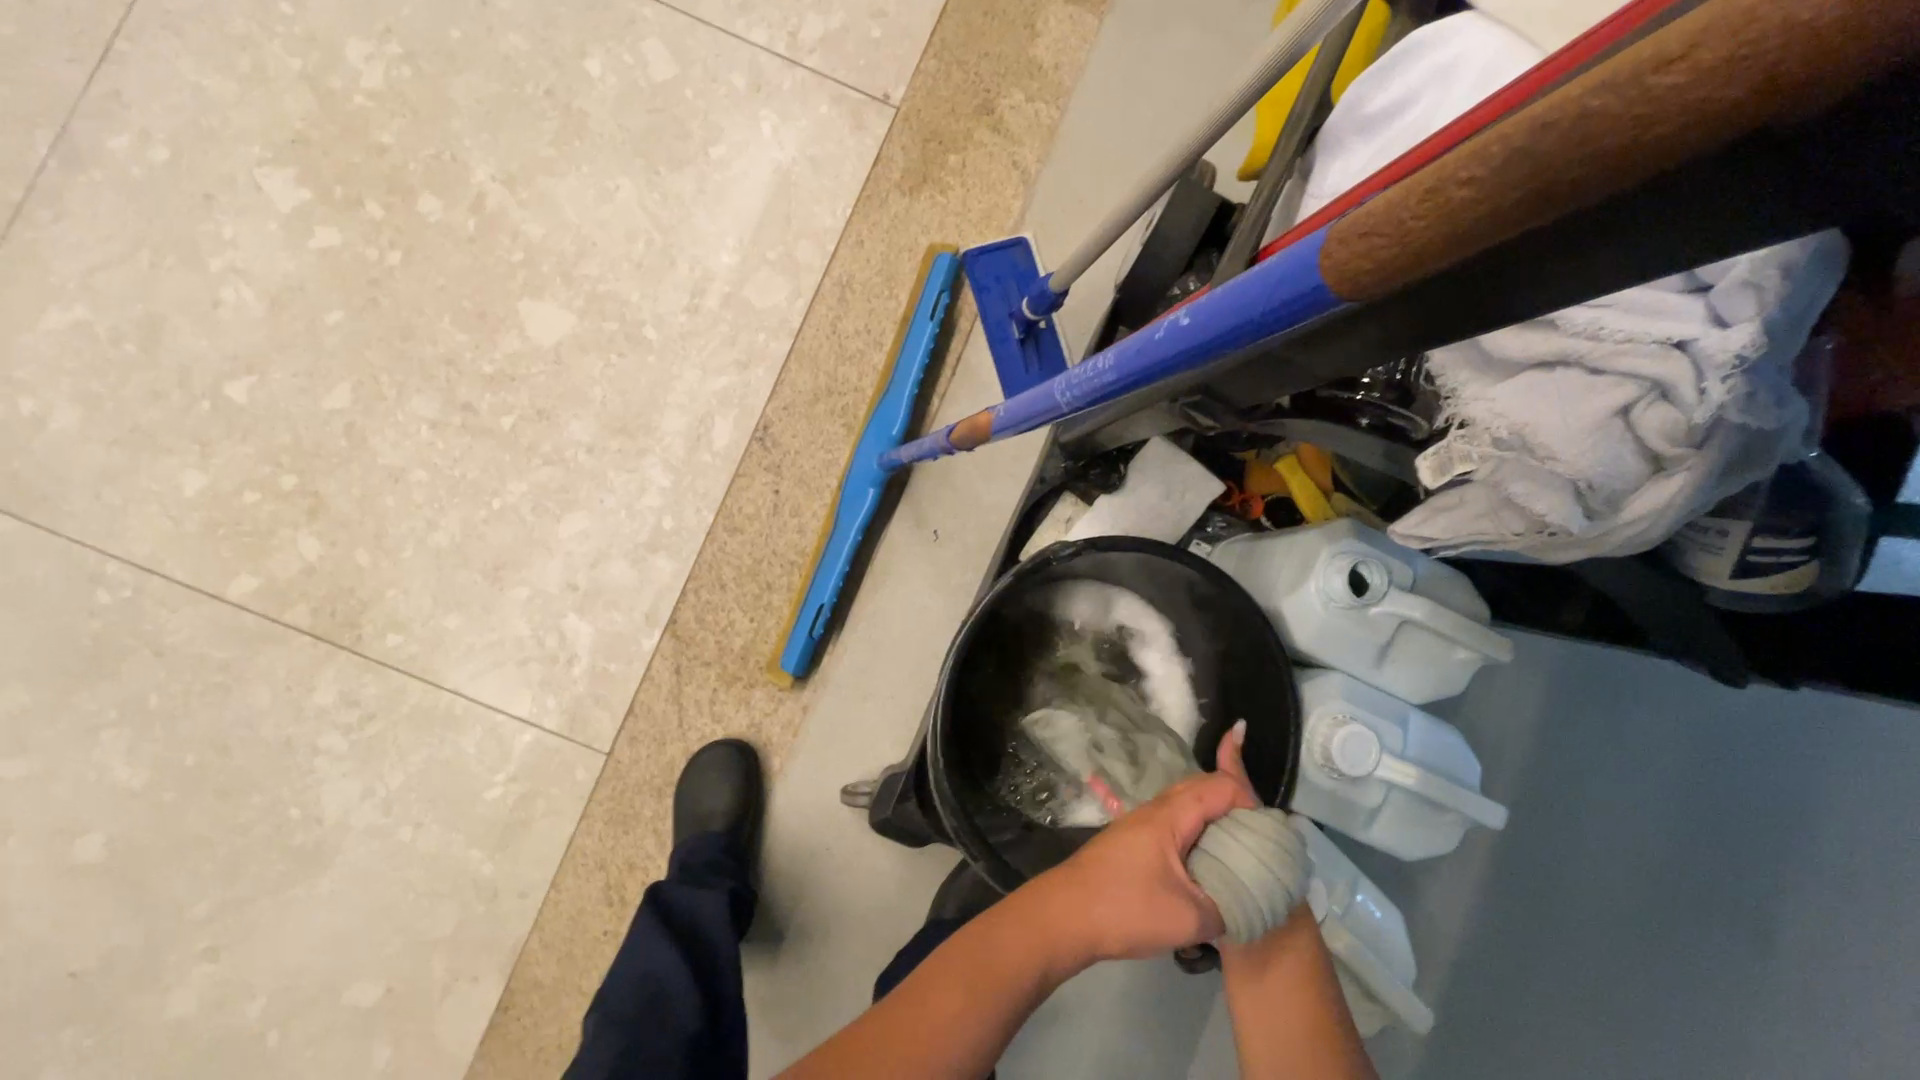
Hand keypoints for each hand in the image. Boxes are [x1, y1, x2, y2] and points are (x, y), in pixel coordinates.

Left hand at [1031, 722, 1261, 962]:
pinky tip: (1202, 871)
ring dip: (1213, 827)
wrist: (1061, 918)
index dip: (1252, 805)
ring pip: (1185, 810)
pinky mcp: (1128, 844)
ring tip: (1237, 860)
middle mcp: (1153, 811)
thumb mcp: (1190, 918)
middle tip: (1259, 847)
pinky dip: (1193, 840)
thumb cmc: (1124, 909)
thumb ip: (1230, 907)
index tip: (1269, 839)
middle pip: (1202, 791)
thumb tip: (1251, 903)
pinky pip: (1171, 828)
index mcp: (1170, 816)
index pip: (1221, 787)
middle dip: (1235, 812)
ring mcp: (1137, 826)